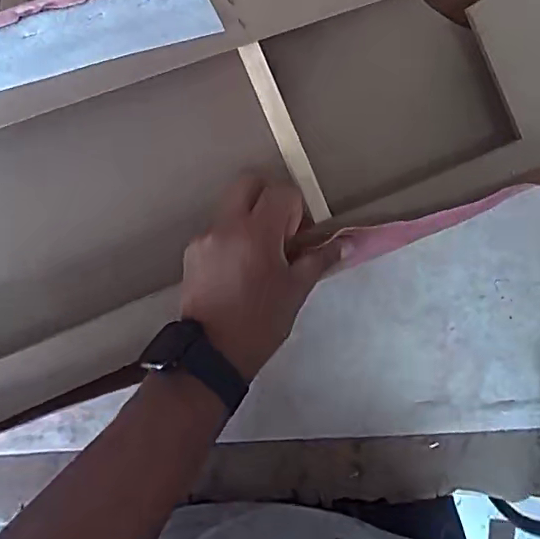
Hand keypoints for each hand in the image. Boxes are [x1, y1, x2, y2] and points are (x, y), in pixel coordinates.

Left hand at [179, 174, 343, 379]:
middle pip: (249, 183)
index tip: (300, 234)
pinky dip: (235, 237)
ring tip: (263, 255)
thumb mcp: (297, 289)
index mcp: (255, 232)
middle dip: (270, 197)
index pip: (281, 191)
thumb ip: (321, 257)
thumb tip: (347, 242)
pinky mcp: (191, 253)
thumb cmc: (261, 321)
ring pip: (232, 206)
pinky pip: (218, 229)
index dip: (297, 208)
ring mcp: (204, 238)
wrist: (212, 355)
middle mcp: (225, 226)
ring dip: (251, 217)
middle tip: (283, 229)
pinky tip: (242, 269)